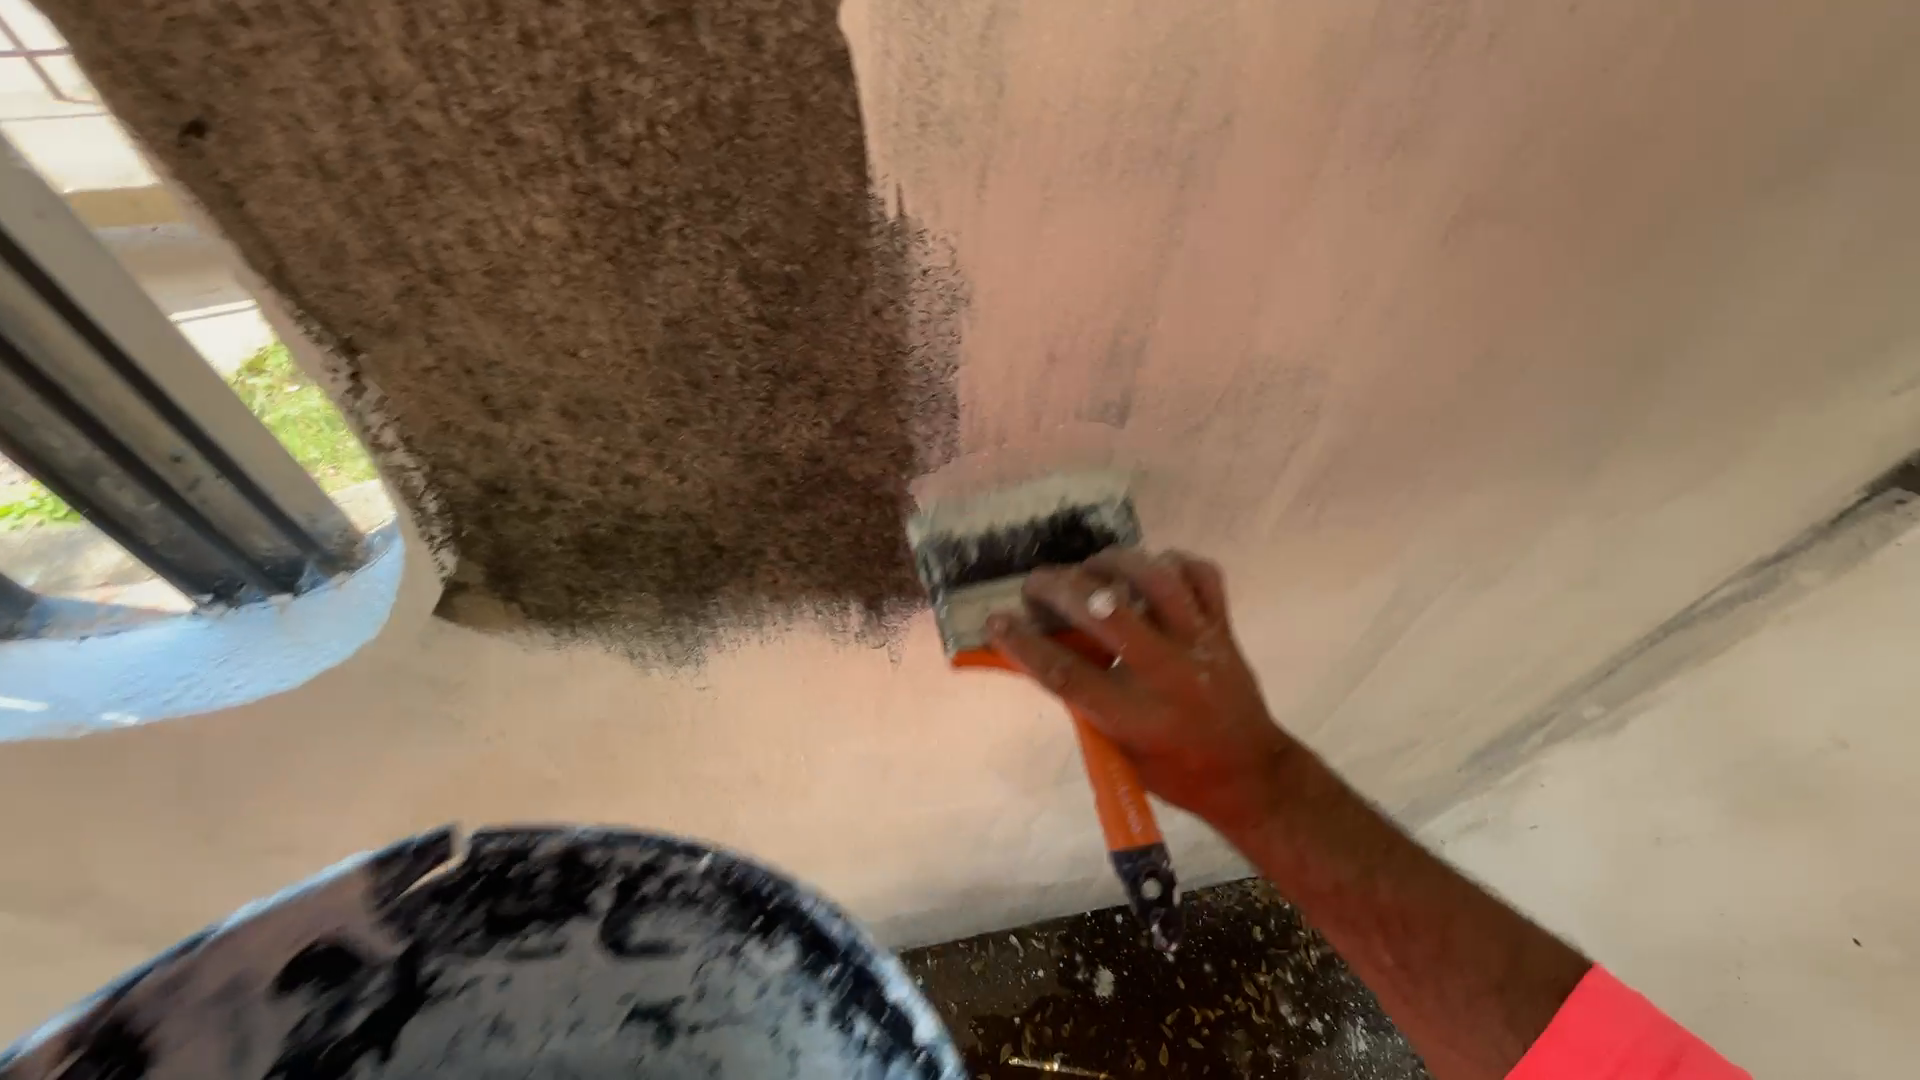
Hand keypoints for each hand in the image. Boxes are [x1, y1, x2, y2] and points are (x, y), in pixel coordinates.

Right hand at [985, 548, 1295, 833]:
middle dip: (1059, 588)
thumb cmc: (1173, 772)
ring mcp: (1199, 645)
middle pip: (1104, 612)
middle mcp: (1166, 673)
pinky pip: (1201, 575)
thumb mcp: (1117, 749)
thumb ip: (1082, 702)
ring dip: (1114, 562)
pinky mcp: (1224, 629)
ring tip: (1090, 566)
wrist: (1249, 775)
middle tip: (1036, 583)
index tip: (996, 620)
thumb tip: (1039, 655)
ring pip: (1156, 580)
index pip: (1065, 672)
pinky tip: (1148, 568)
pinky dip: (1173, 562)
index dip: (1023, 643)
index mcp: (1134, 715)